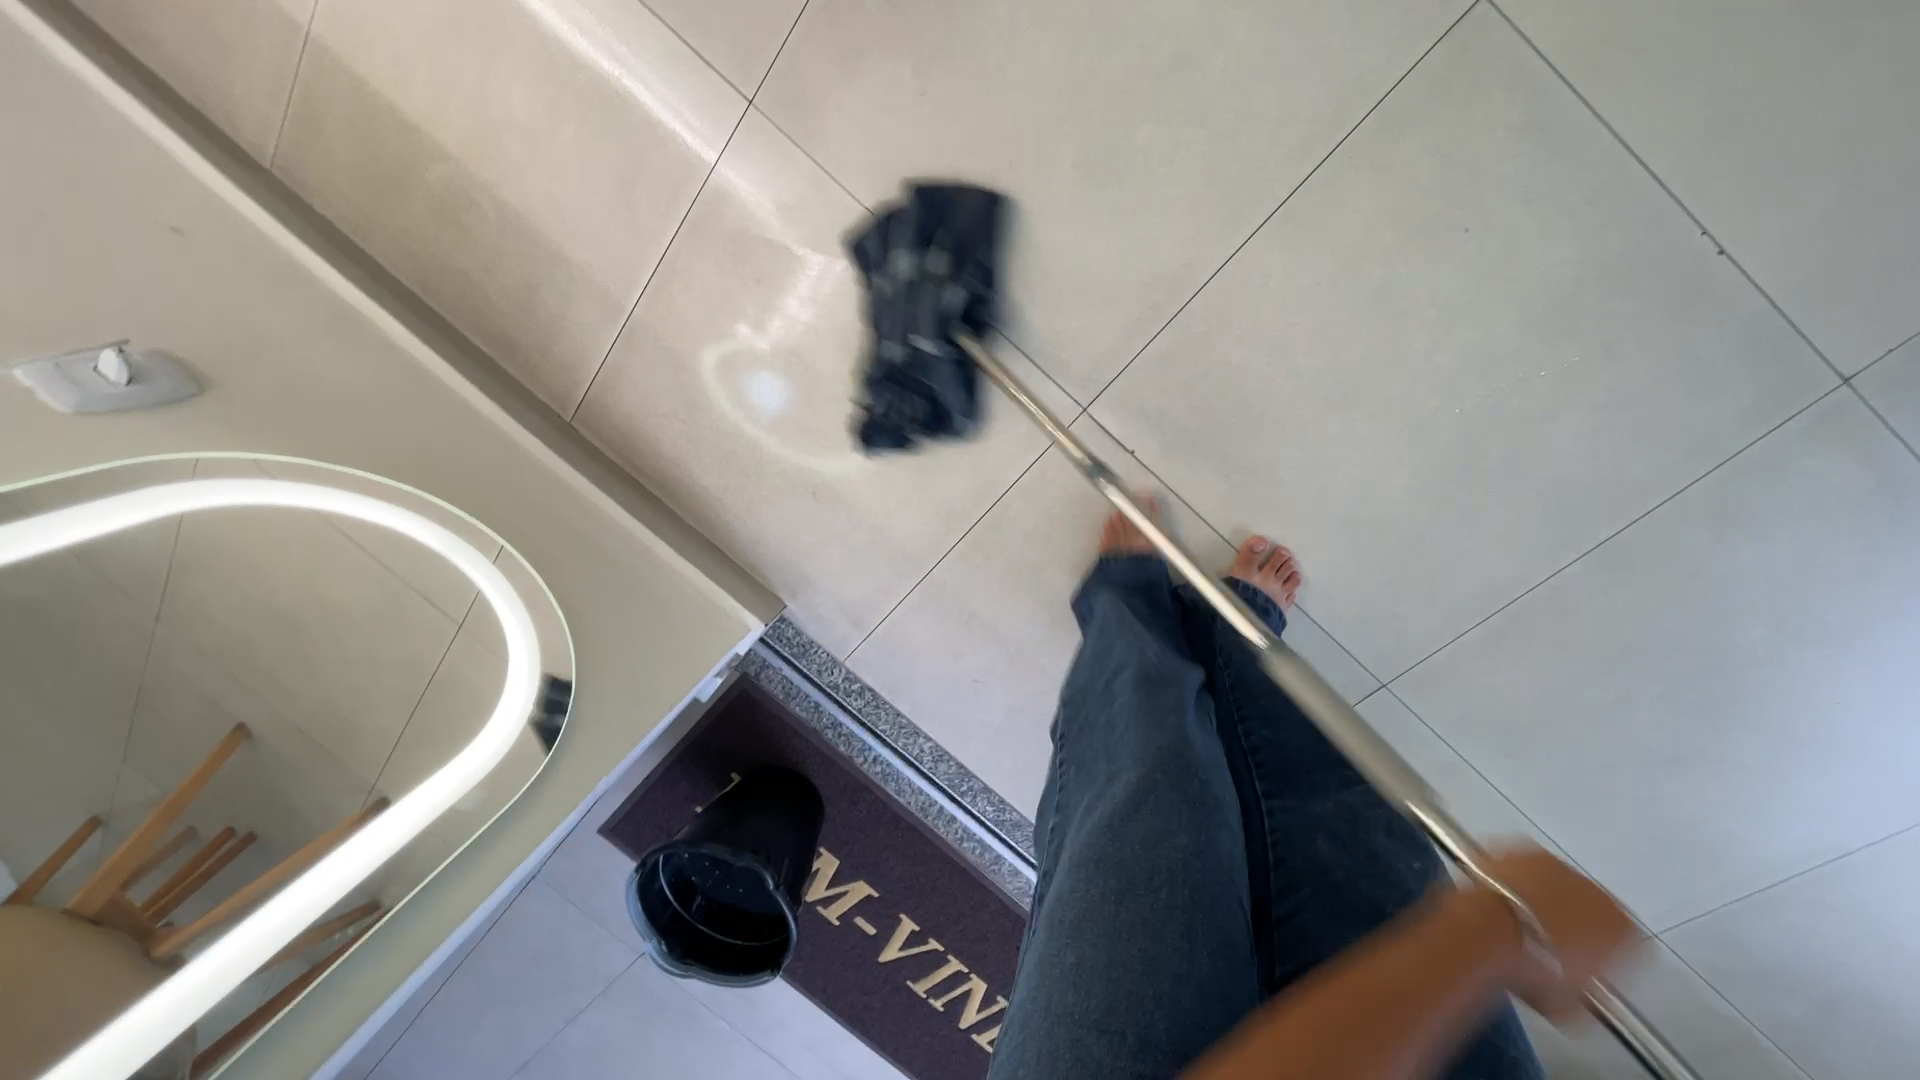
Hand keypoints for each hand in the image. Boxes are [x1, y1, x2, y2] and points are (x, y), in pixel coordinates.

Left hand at [1467, 846, 1640, 1017]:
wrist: (1490, 929)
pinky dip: (1512, 877)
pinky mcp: (1518, 847)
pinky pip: (1520, 866)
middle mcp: (1598, 891)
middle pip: (1589, 906)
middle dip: (1571, 919)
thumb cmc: (1536, 971)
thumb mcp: (1574, 1001)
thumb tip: (1574, 987)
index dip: (1599, 954)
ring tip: (1517, 915)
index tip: (1579, 964)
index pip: (1625, 943)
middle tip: (1545, 940)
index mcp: (1626, 930)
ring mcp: (1557, 864)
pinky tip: (1499, 894)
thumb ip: (1586, 987)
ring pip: (1555, 882)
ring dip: (1542, 894)